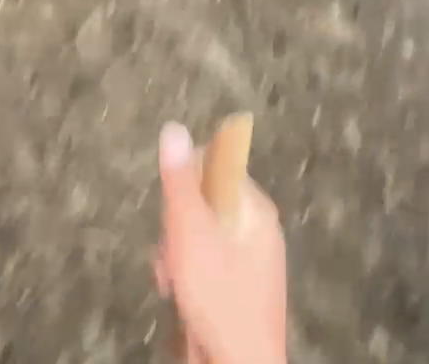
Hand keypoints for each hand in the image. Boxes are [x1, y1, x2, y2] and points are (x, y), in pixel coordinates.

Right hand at [156, 123, 287, 363]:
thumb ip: (181, 181)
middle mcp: (255, 231)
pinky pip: (200, 260)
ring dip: (175, 250)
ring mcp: (247, 260)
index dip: (186, 182)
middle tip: (174, 245)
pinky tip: (178, 289)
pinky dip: (184, 270)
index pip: (214, 167)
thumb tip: (174, 130)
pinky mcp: (234, 285)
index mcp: (255, 211)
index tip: (173, 204)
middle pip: (201, 201)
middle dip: (176, 223)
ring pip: (195, 232)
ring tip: (174, 275)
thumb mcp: (191, 232)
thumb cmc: (220, 297)